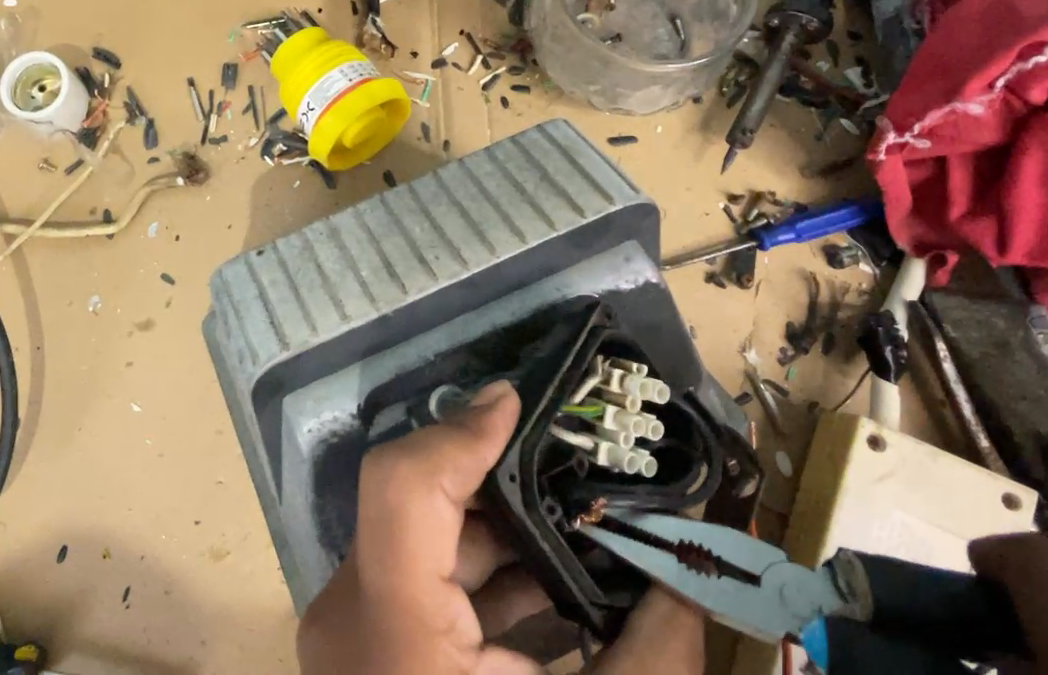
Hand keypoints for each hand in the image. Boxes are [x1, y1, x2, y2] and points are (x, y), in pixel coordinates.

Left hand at [296, 381, 705, 674]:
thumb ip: (647, 653)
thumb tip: (693, 577)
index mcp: (391, 632)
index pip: (402, 487)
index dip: (457, 433)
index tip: (516, 398)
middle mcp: (353, 618)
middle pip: (430, 517)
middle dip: (513, 492)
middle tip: (588, 470)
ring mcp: (353, 636)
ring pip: (432, 555)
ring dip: (508, 542)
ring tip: (591, 528)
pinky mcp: (367, 653)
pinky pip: (427, 596)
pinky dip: (490, 590)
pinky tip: (560, 595)